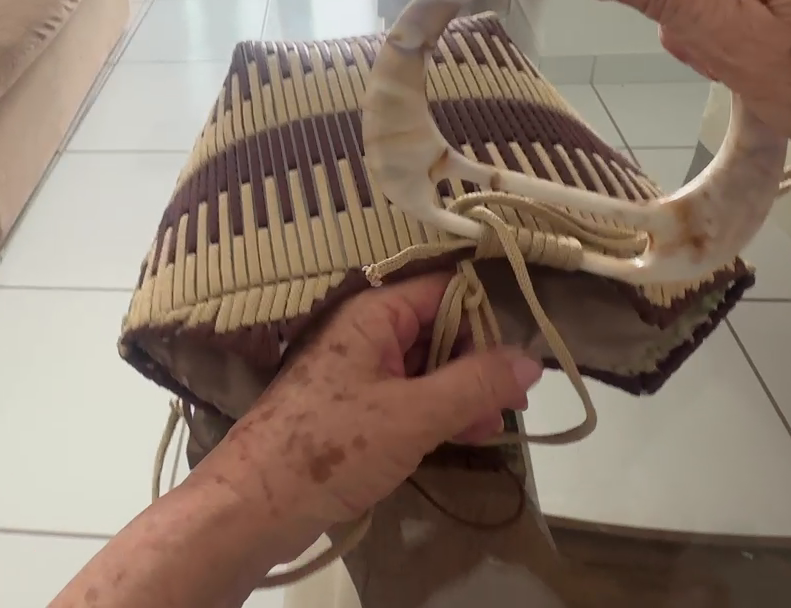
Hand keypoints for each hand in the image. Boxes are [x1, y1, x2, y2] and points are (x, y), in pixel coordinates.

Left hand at [190, 273, 542, 562]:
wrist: (259, 499)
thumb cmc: (334, 445)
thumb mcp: (414, 414)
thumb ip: (474, 384)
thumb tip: (531, 359)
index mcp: (373, 313)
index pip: (440, 289)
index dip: (483, 312)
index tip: (524, 345)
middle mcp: (364, 330)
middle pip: (434, 328)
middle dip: (476, 360)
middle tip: (517, 399)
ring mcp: (357, 367)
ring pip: (422, 364)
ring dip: (460, 390)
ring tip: (496, 425)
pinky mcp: (352, 403)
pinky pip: (405, 392)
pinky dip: (435, 408)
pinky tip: (467, 433)